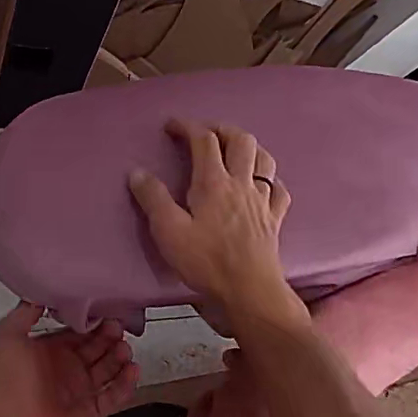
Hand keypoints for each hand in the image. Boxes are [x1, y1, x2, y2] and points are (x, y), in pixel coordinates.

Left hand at [0, 302, 138, 416]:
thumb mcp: (7, 338)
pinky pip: (114, 396)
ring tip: (125, 349)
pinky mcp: (90, 412)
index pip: (76, 332)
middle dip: (110, 336)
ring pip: (108, 369)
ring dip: (120, 357)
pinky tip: (133, 370)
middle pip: (96, 347)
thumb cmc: (8, 384)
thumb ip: (24, 313)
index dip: (91, 321)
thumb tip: (39, 292)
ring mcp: (79, 391)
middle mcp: (65, 370)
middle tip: (119, 327)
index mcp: (47, 352)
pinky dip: (126, 384)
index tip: (105, 310)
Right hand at [128, 119, 293, 307]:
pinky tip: (263, 187)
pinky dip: (271, 182)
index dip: (188, 127)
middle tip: (206, 133)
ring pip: (265, 159)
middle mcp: (242, 184)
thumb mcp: (169, 232)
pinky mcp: (275, 219)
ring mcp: (263, 201)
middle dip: (223, 129)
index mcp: (214, 183)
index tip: (172, 125)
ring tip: (235, 151)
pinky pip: (279, 191)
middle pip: (241, 140)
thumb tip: (138, 173)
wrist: (249, 291)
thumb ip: (153, 199)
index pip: (204, 140)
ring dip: (250, 148)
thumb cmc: (206, 262)